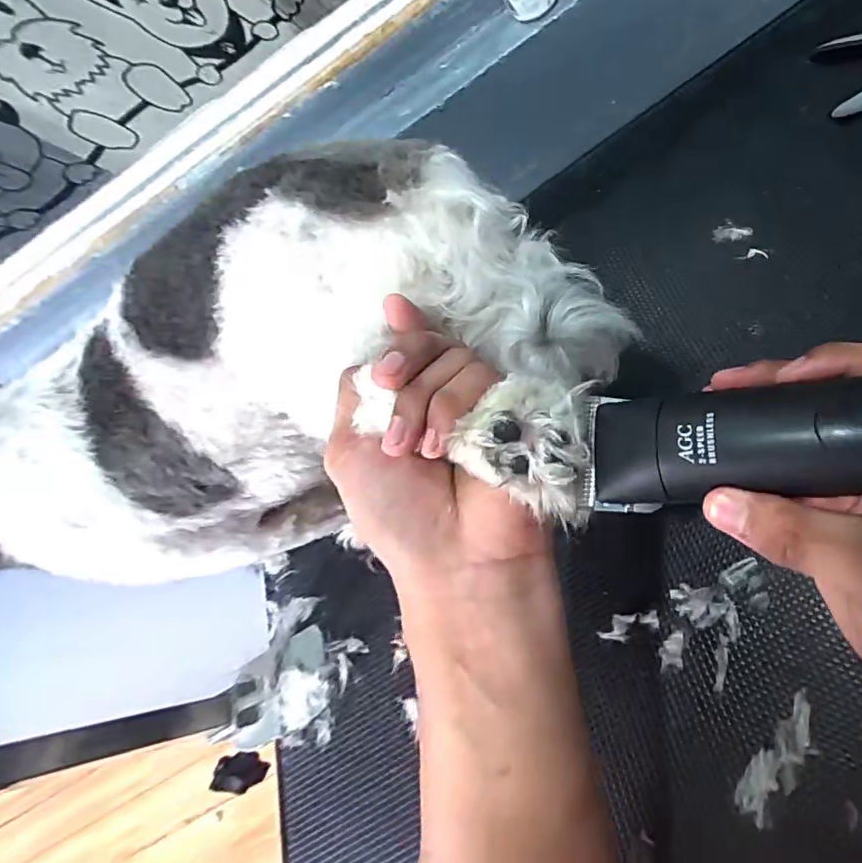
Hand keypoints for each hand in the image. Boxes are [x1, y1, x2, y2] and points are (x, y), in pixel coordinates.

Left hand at [323, 295, 547, 584]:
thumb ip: (365, 386)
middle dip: (402, 372)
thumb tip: (391, 312)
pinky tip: (446, 447)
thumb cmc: (396, 511)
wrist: (454, 552)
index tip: (395, 310)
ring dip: (422, 404)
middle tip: (390, 424)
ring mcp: (482, 399)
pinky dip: (450, 409)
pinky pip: (478, 376)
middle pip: (427, 343)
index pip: (410, 345)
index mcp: (408, 401)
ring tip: (421, 453)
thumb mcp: (351, 448)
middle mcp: (446, 393)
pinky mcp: (510, 405)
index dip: (402, 332)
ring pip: (452, 358)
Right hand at [701, 343, 861, 714]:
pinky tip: (734, 463)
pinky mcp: (848, 514)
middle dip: (782, 387)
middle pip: (837, 401)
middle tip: (729, 384)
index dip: (829, 365)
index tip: (780, 380)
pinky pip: (803, 481)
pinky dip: (770, 470)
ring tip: (721, 408)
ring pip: (816, 439)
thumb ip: (793, 531)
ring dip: (770, 424)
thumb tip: (717, 500)